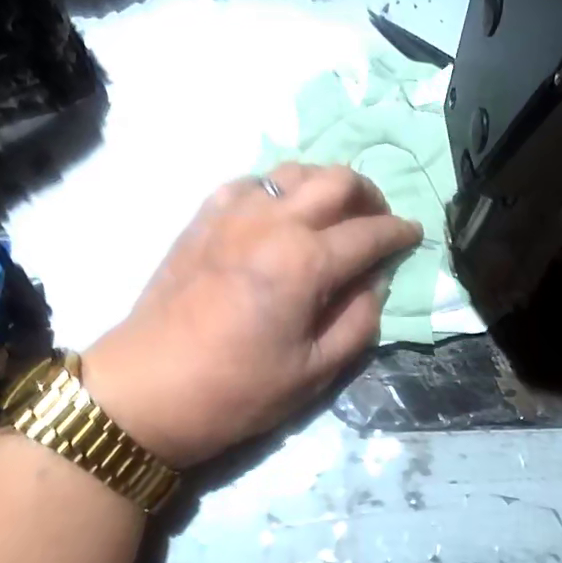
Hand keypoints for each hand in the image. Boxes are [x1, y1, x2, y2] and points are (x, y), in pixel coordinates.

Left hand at [81, 165, 420, 468]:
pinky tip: (279, 216)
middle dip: (369, 194)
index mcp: (305, 262)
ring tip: (334, 213)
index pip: (370, 233)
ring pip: (294, 172)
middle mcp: (273, 223)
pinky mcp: (203, 218)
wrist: (146, 390)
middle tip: (378, 219)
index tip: (414, 234)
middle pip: (337, 181)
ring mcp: (233, 214)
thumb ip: (358, 321)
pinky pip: (251, 183)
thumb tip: (375, 283)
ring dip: (326, 185)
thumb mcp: (315, 371)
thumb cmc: (236, 390)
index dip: (399, 232)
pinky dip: (279, 191)